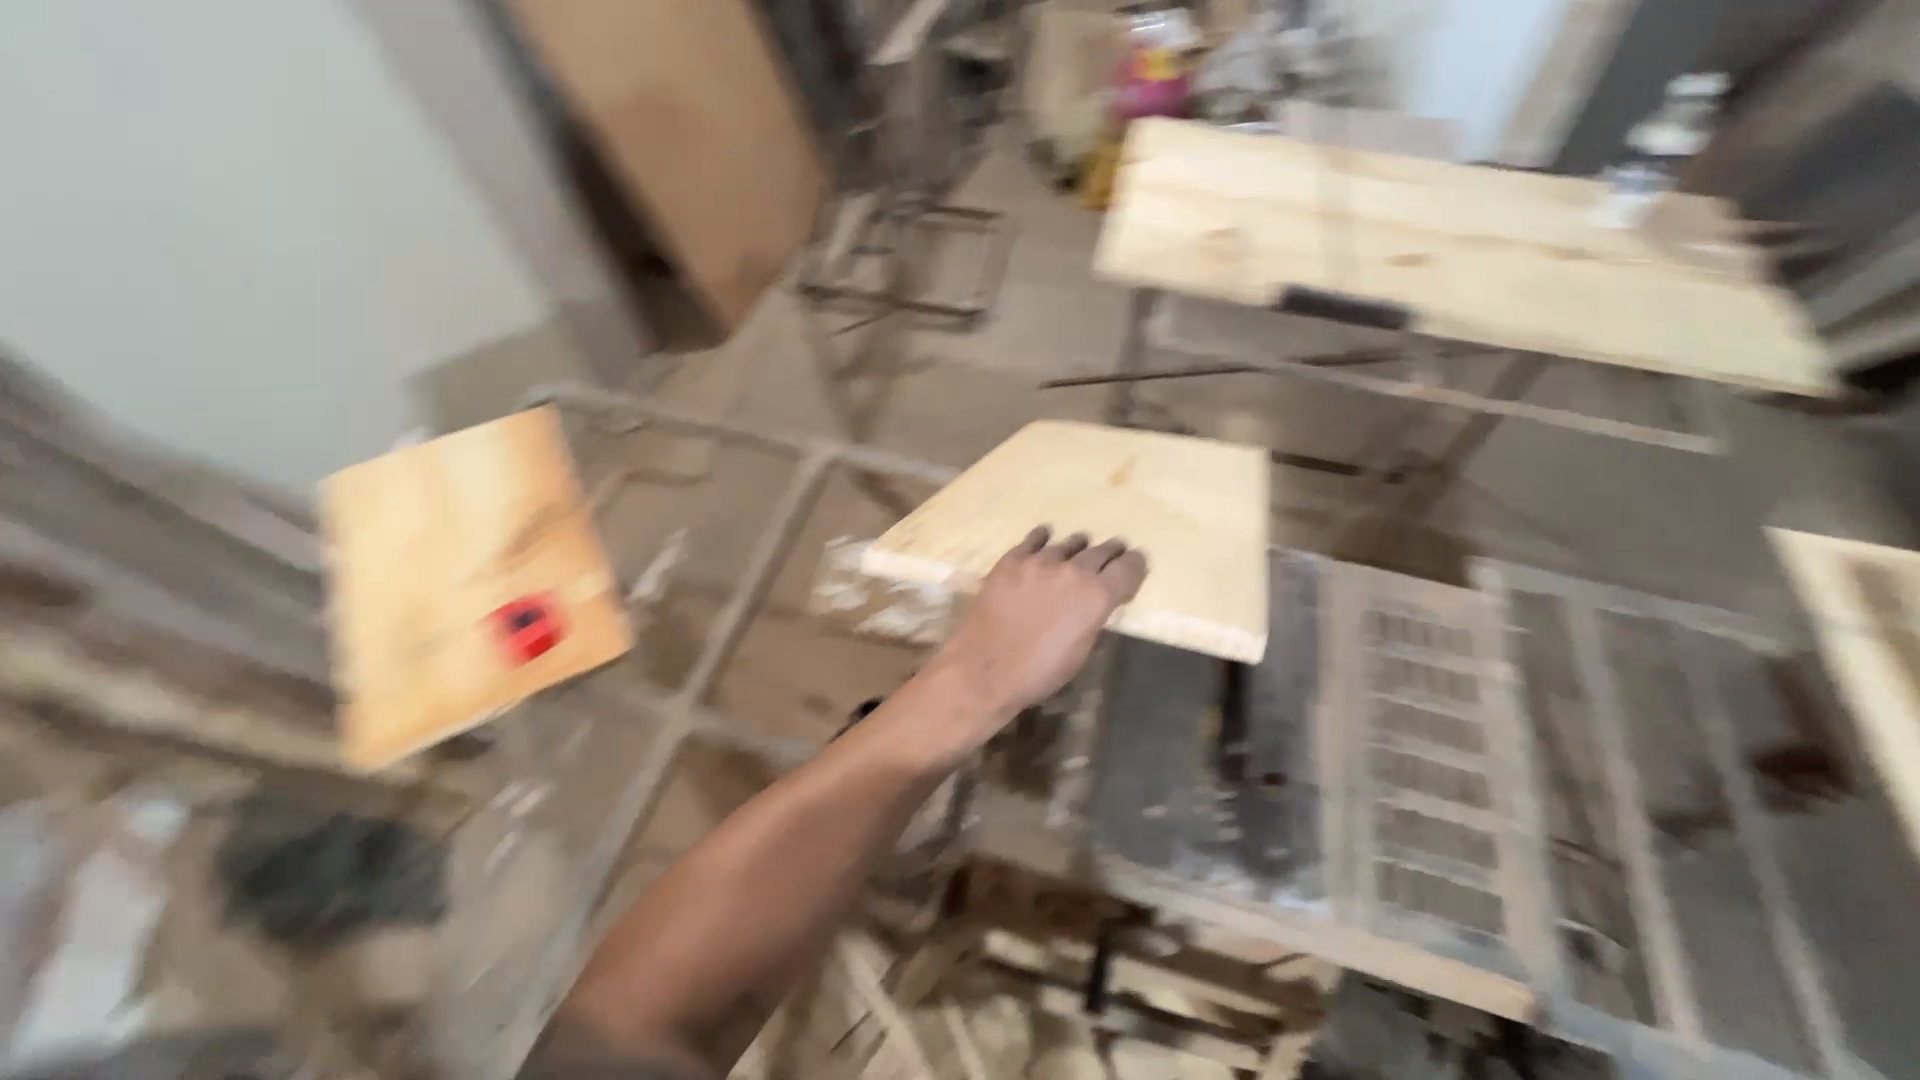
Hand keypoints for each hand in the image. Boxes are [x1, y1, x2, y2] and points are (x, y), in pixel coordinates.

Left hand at [928, 526, 1147, 730]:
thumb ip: (1093, 618)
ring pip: (1068, 544)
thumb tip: (1097, 603)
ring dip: (1077, 547)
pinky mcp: (1011, 561)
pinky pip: (1033, 540)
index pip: (1128, 568)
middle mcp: (1073, 571)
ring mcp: (1039, 562)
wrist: (986, 668)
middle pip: (1100, 551)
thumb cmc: (1040, 671)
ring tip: (1079, 548)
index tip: (1136, 563)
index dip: (1136, 565)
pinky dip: (1042, 539)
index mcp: (1097, 596)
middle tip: (1114, 552)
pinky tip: (1044, 537)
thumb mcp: (1081, 650)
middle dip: (1110, 553)